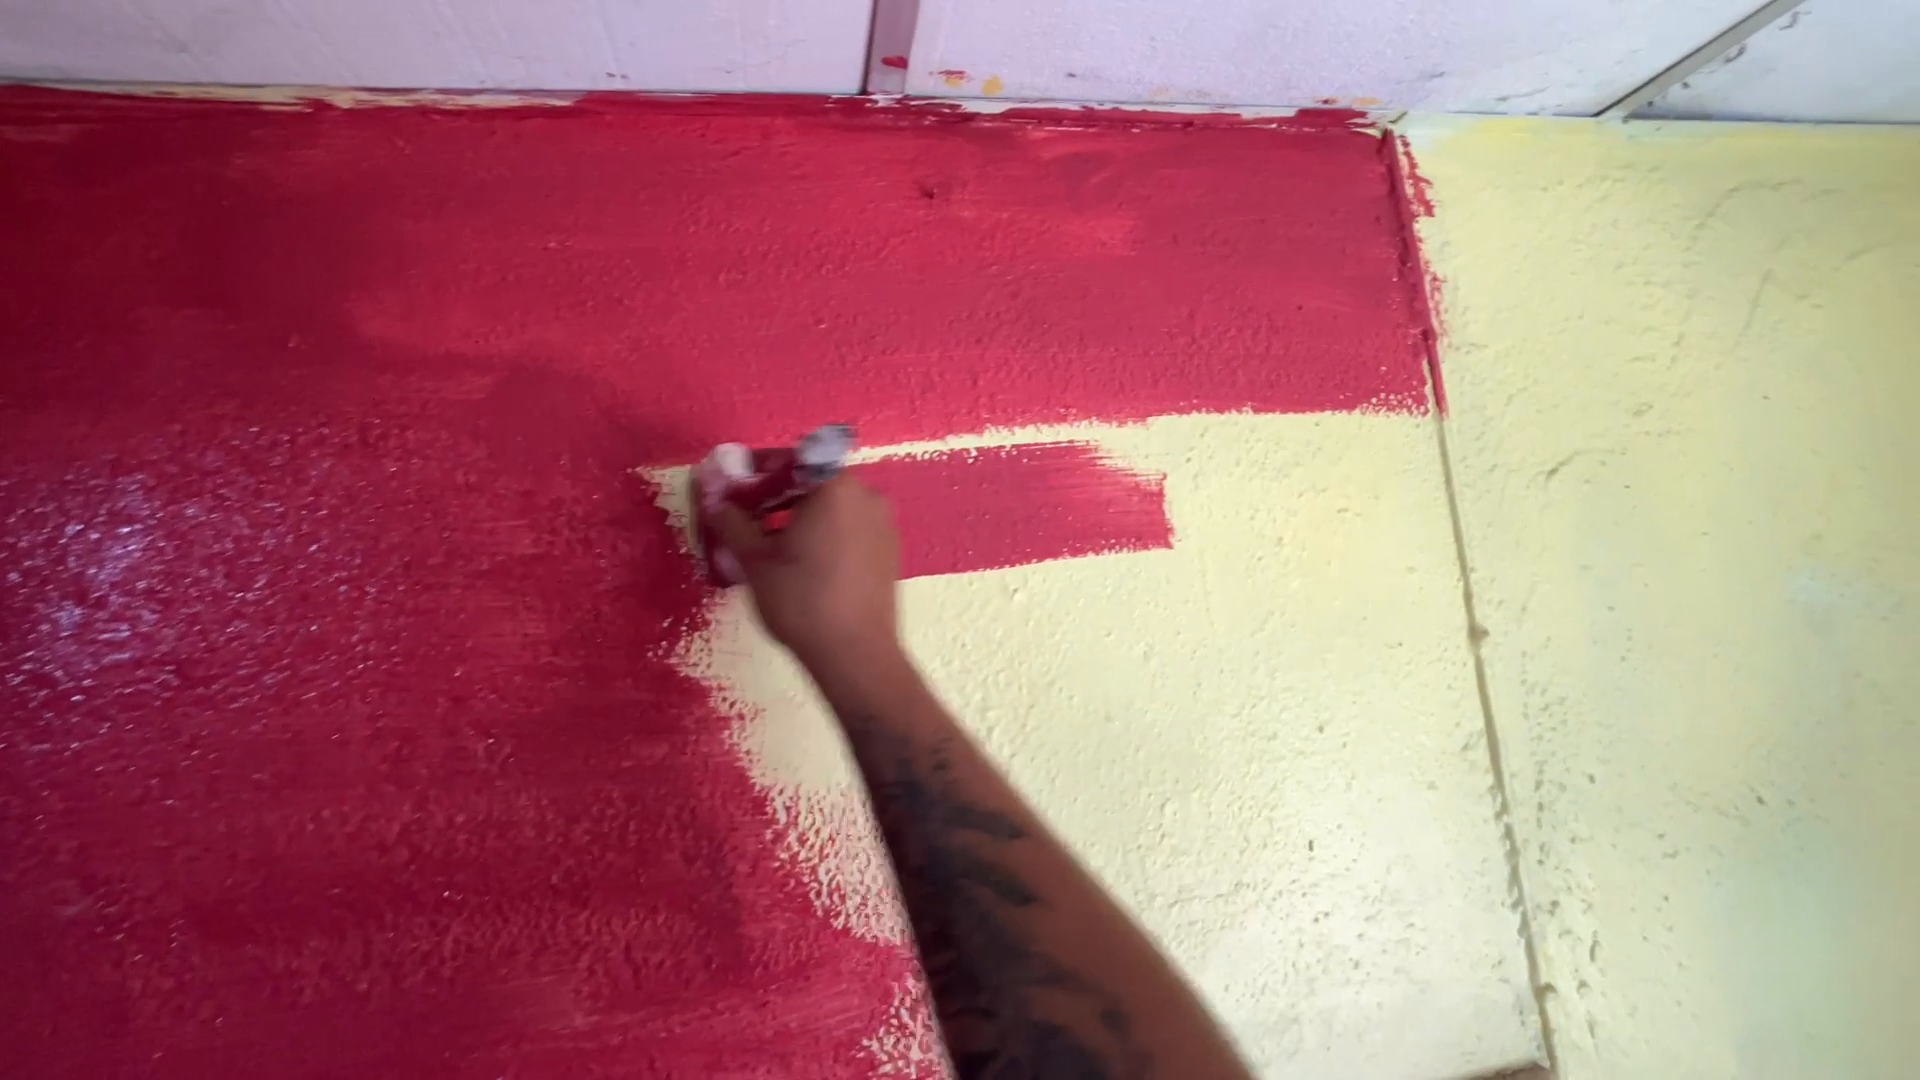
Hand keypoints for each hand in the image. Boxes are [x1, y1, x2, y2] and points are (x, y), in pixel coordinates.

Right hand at [705, 474, 904, 680]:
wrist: (856, 654)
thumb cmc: (802, 601)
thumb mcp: (755, 560)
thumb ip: (732, 520)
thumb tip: (716, 498)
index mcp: (836, 486)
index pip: (789, 461)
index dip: (755, 471)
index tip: (732, 488)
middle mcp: (867, 495)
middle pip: (813, 483)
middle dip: (777, 496)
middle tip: (746, 519)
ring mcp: (884, 523)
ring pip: (833, 508)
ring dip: (801, 517)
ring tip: (770, 545)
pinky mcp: (890, 550)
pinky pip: (851, 528)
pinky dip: (825, 534)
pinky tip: (804, 562)